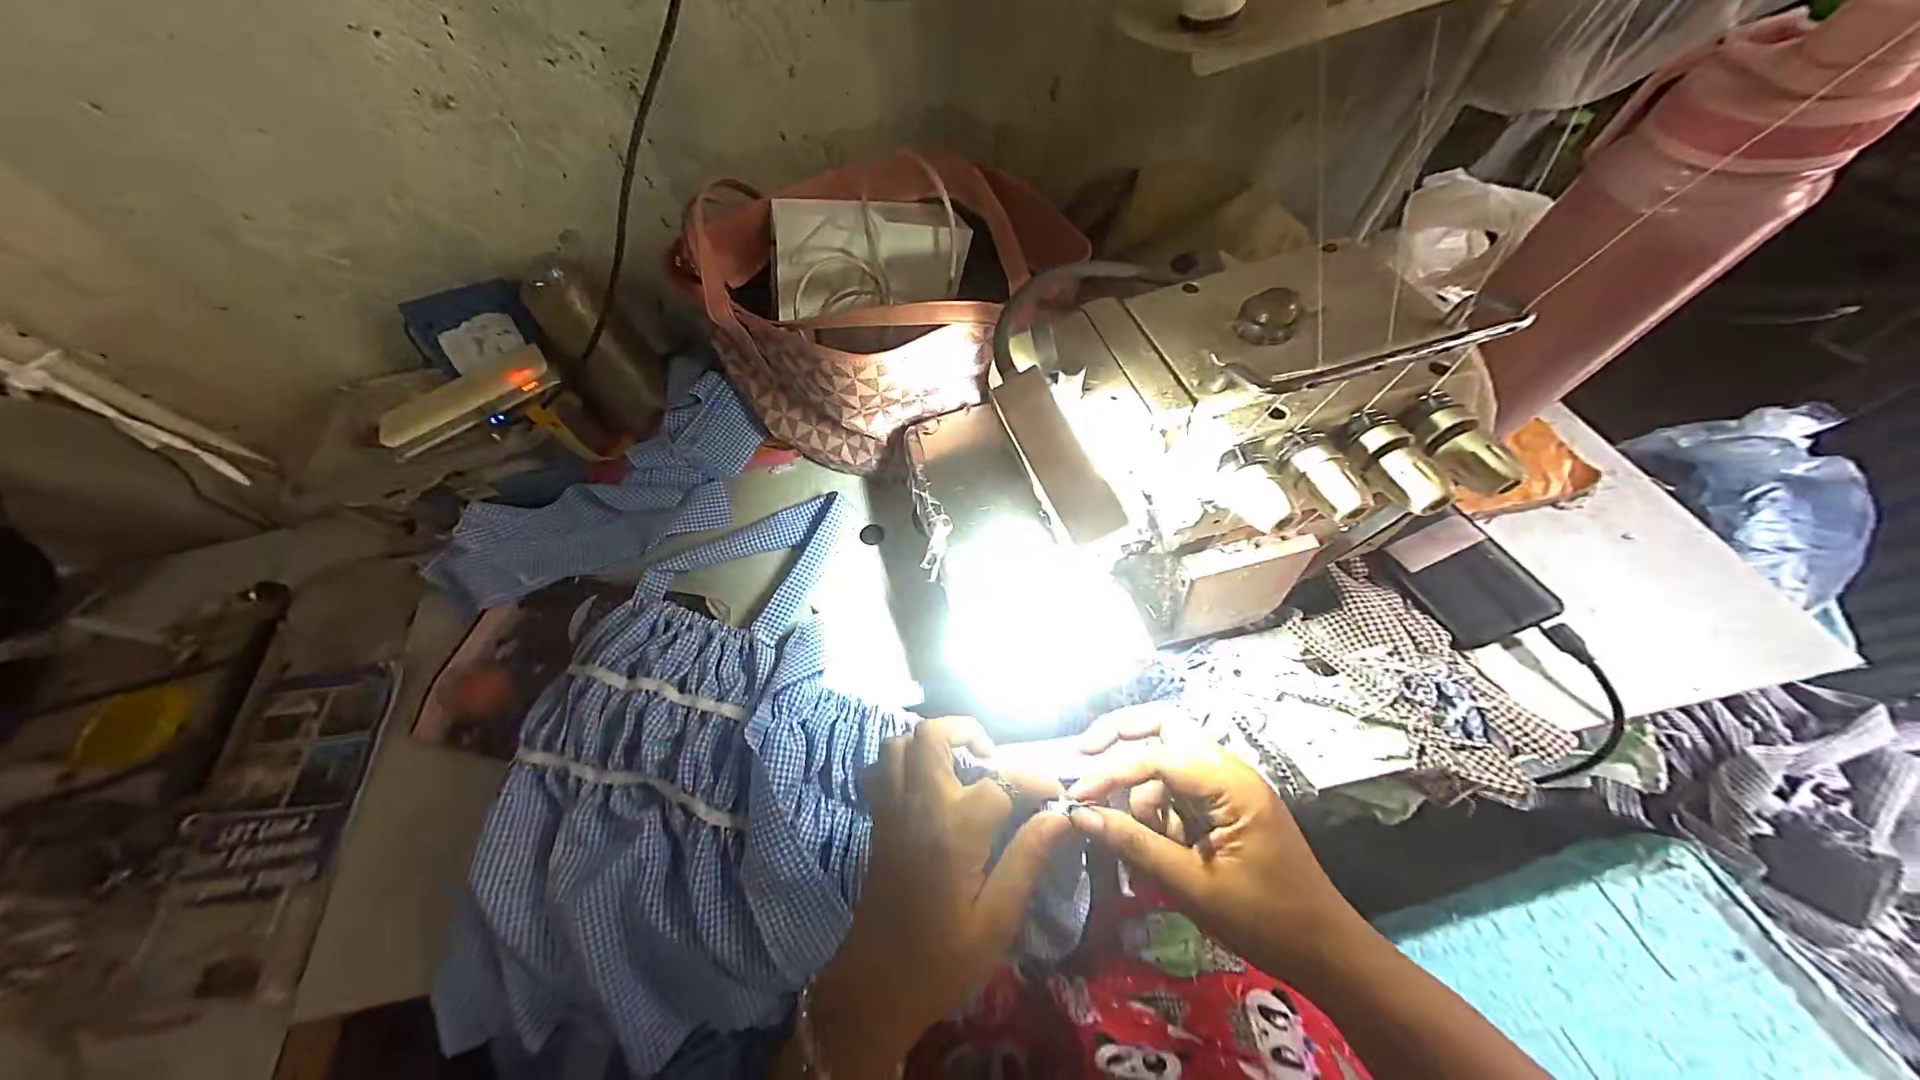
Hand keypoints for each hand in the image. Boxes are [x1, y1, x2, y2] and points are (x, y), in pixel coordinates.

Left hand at [798, 717, 1072, 1078]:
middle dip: (970, 734)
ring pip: (900, 744)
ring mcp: (891, 811)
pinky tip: (928, 786)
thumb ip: (1027, 858)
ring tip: (963, 769)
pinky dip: (904, 762)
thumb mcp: (997, 920)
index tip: (1054, 795)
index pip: (1000, 780)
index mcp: (954, 831)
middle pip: (933, 735)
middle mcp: (918, 808)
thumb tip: (1059, 816)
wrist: (876, 987)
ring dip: (933, 743)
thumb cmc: (943, 961)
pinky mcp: (878, 821)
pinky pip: (882, 769)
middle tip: (996, 763)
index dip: (1033, 780)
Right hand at [1068, 711, 1365, 977]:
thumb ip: (1135, 844)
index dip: (1112, 772)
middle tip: (1085, 752)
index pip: (1158, 757)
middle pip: (1166, 727)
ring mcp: (1229, 787)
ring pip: (1168, 761)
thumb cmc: (1267, 920)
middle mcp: (1230, 772)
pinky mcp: (1226, 806)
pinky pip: (1180, 789)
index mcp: (1231, 784)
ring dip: (1146, 792)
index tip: (1078, 796)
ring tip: (1153, 845)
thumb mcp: (1193, 886)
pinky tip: (1165, 846)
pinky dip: (1161, 809)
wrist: (1327, 952)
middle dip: (1122, 735)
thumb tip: (1081, 814)